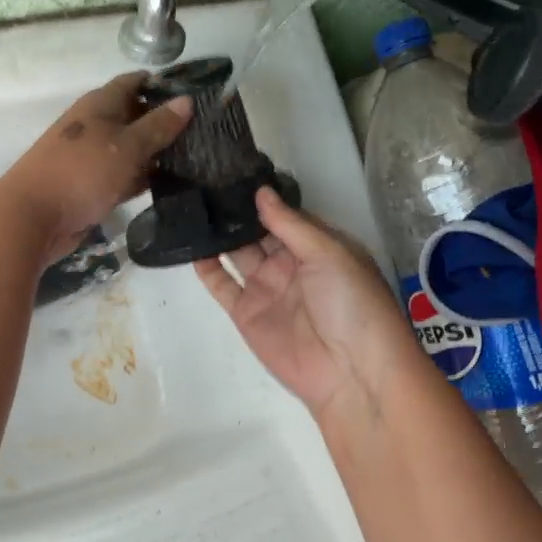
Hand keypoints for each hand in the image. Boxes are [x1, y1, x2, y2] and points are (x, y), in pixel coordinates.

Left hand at [0, 71, 192, 260]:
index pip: (134, 83)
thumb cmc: (81, 173)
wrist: (32, 218)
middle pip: (134, 117)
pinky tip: (170, 186)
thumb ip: (157, 126)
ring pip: (130, 150)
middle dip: (165, 123)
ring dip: (156, 155)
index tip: (196, 95)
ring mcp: (90, 158)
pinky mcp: (90, 187)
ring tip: (197, 159)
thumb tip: (186, 101)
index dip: (163, 85)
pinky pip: (122, 177)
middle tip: (205, 133)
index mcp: (98, 105)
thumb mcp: (126, 147)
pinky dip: (142, 179)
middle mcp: (94, 126)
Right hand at [195, 188, 414, 425]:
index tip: (234, 170)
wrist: (350, 371)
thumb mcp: (330, 254)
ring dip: (218, 233)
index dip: (263, 196)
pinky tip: (188, 243)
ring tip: (191, 204)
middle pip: (258, 231)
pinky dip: (206, 267)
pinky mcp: (245, 313)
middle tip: (204, 181)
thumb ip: (290, 224)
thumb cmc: (353, 304)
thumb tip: (260, 192)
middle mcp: (291, 264)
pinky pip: (222, 285)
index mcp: (319, 247)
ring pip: (237, 253)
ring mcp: (266, 289)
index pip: (286, 214)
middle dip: (236, 210)